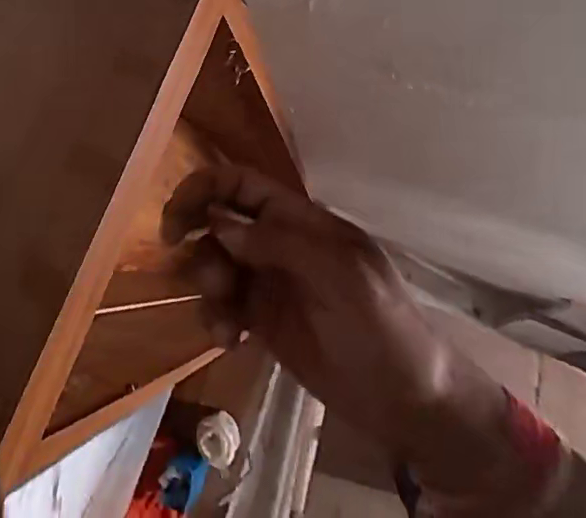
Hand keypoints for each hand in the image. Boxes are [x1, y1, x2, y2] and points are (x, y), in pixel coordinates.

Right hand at [161, 165, 510, 495]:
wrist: (408, 401)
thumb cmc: (382, 326)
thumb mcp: (343, 275)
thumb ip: (280, 242)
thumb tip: (218, 221)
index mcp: (298, 220)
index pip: (241, 184)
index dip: (205, 187)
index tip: (177, 215)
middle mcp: (276, 243)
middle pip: (217, 221)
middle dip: (197, 236)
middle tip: (179, 256)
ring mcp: (267, 282)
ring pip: (214, 263)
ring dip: (206, 283)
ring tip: (225, 318)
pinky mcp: (262, 320)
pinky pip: (221, 305)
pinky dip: (215, 318)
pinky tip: (230, 340)